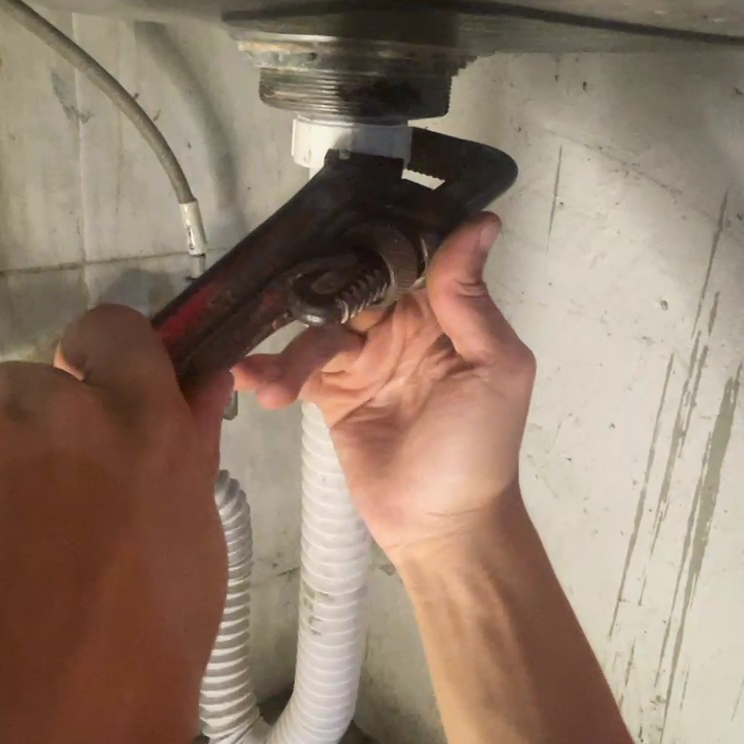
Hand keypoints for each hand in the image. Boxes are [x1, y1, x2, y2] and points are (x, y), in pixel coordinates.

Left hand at [0, 305, 230, 743]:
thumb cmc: (120, 692)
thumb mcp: (187, 568)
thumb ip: (185, 459)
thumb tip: (198, 382)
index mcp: (141, 434)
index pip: (114, 333)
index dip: (98, 355)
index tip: (87, 390)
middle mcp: (50, 417)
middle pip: (22, 391)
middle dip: (22, 444)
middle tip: (18, 535)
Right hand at [234, 213, 533, 564]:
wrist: (442, 525)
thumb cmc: (480, 445)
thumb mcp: (496, 367)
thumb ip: (471, 300)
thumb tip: (481, 222)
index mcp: (441, 313)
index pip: (403, 262)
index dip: (372, 241)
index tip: (335, 219)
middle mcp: (398, 328)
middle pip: (350, 292)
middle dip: (317, 291)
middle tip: (279, 288)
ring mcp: (362, 362)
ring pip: (319, 332)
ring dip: (294, 352)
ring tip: (275, 385)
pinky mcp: (332, 396)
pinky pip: (297, 372)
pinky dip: (270, 370)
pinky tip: (247, 376)